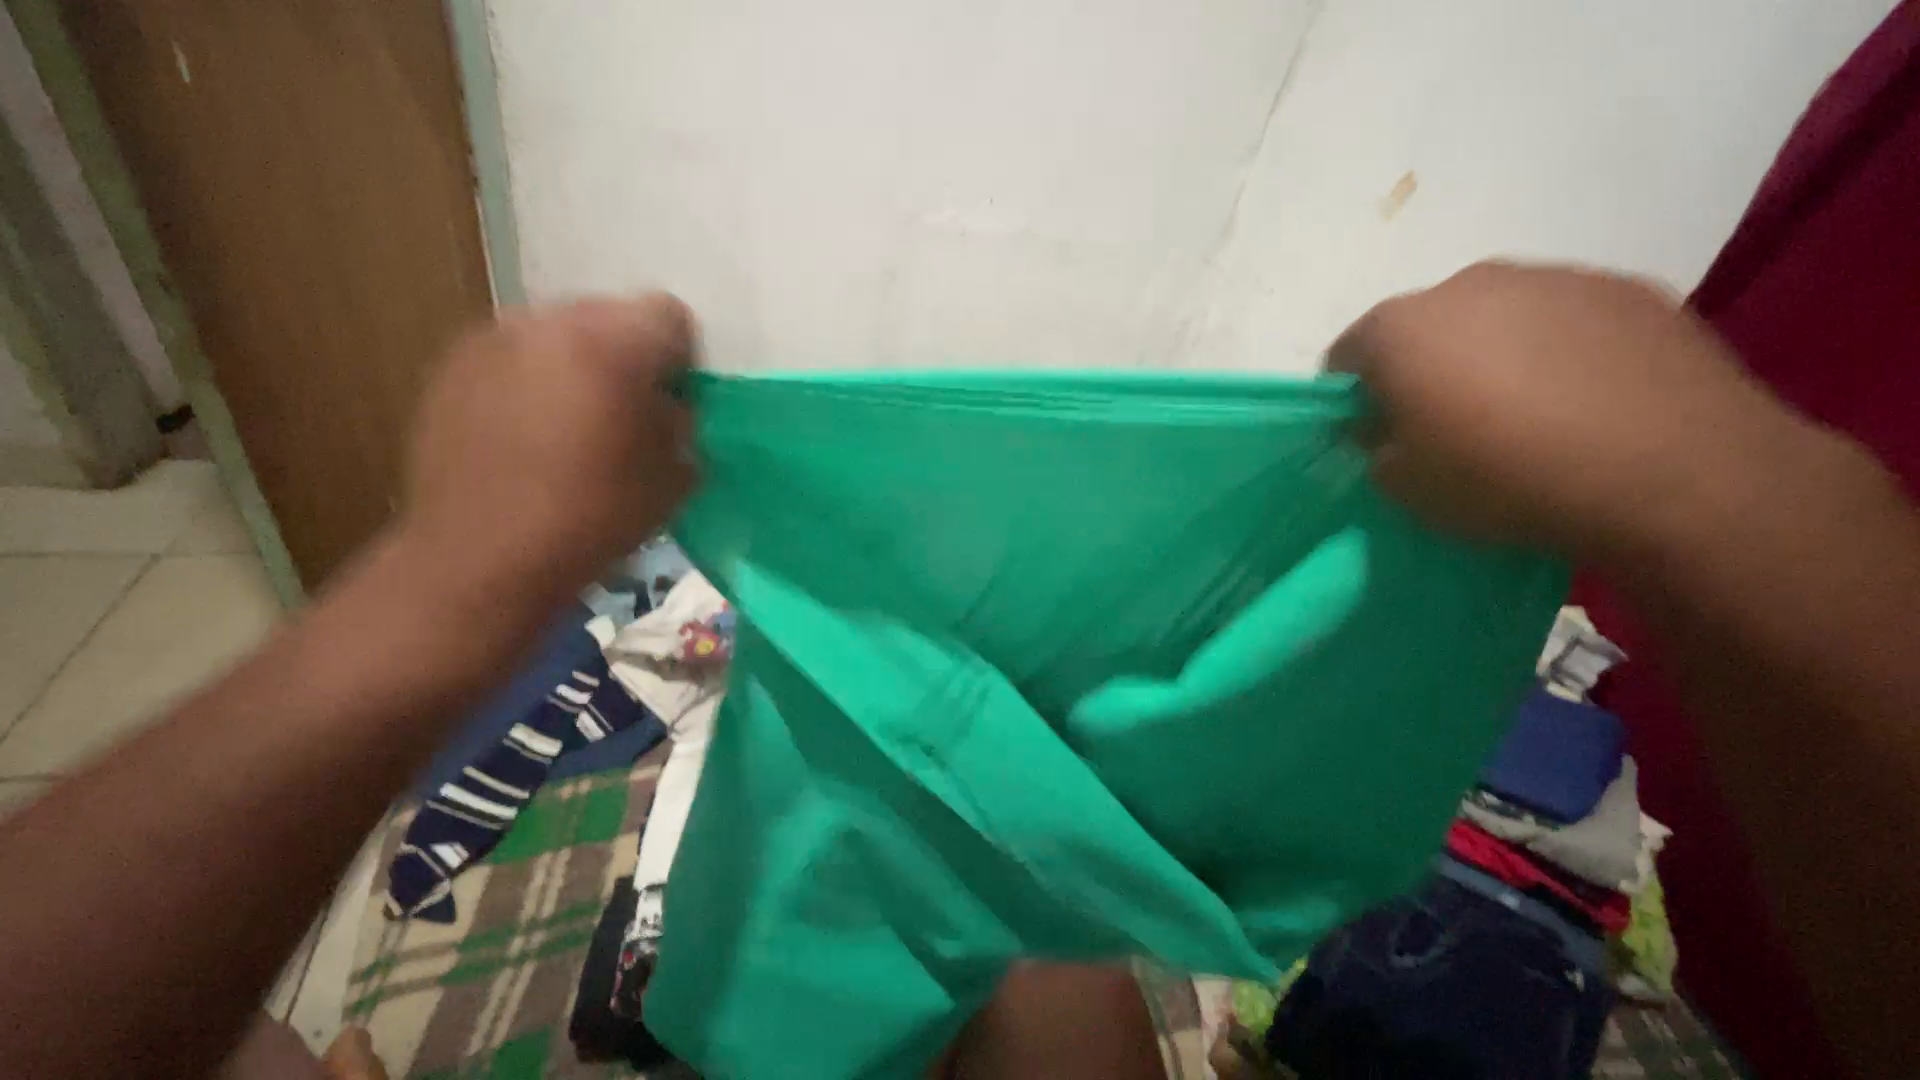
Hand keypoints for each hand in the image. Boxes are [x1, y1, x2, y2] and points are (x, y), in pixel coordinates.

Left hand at [395, 294, 698, 614]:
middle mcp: (550, 323)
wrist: (480, 558)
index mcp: (613, 344)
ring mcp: (494, 338)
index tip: (675, 402)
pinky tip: (528, 432)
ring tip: (573, 423)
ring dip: (578, 364)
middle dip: (627, 355)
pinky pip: (516, 355)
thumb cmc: (592, 519)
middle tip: (627, 412)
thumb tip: (668, 406)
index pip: (669, 315)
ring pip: (560, 332)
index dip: (681, 359)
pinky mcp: (454, 365)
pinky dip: (532, 380)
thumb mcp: (672, 478)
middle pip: (611, 315)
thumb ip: (680, 423)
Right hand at [1329, 261, 1820, 562]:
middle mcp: (1468, 283)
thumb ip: (1376, 449)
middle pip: (1424, 326)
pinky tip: (1586, 400)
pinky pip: (1567, 319)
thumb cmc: (1508, 479)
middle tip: (1451, 425)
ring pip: (1498, 315)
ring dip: (1494, 354)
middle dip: (1426, 367)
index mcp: (1401, 328)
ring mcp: (1553, 278)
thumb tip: (1384, 429)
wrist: (1673, 472)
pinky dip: (1561, 350)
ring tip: (1529, 413)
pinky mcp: (1626, 287)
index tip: (1377, 434)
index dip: (1354, 397)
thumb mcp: (1407, 489)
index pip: (1347, 354)